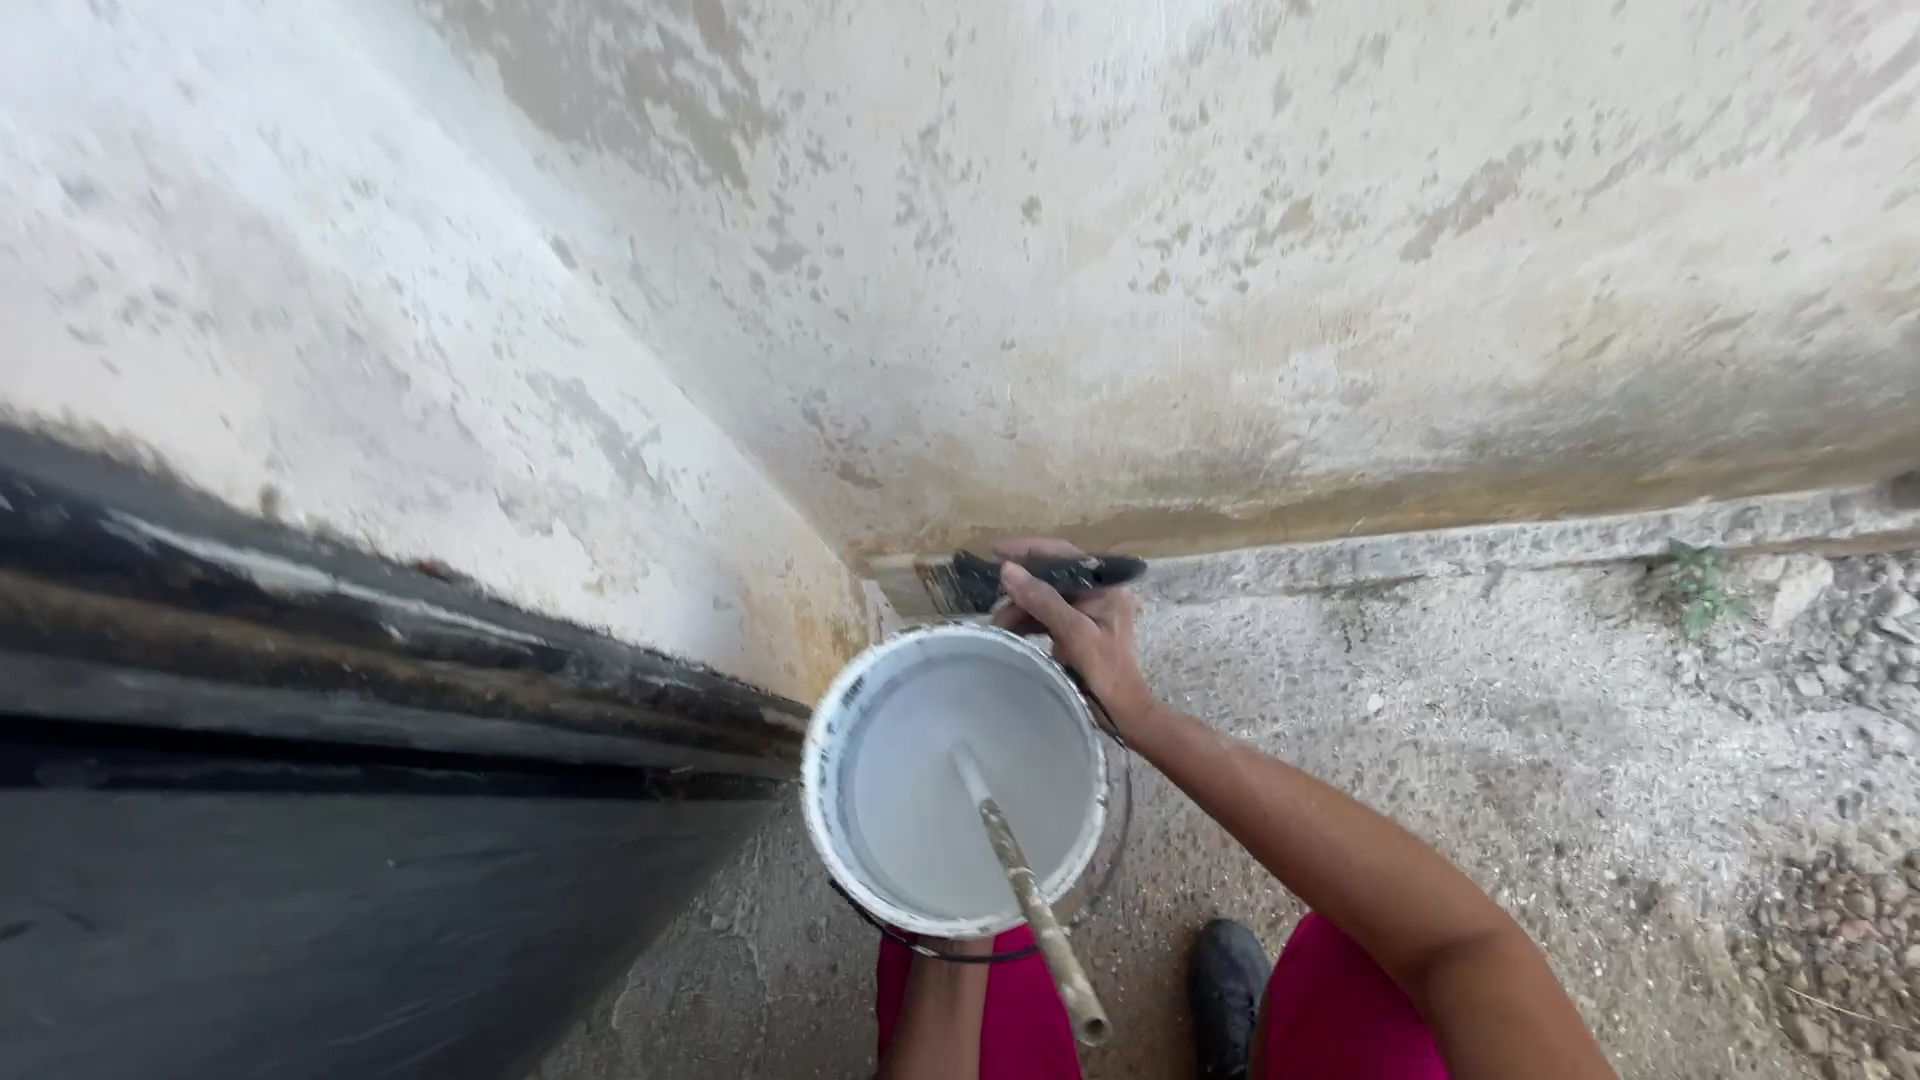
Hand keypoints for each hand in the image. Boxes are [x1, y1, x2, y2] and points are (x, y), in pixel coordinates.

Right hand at [989, 539, 1155, 727]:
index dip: (1030, 550)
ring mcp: (1085, 611)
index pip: (1065, 555)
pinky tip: (1009, 632)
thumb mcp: (1074, 632)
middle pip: (1050, 578)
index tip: (997, 551)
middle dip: (1021, 589)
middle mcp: (1096, 593)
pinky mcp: (1075, 629)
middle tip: (993, 598)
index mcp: (1105, 586)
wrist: (1122, 710)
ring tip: (998, 625)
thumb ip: (1043, 600)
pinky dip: (1026, 622)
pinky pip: (1045, 617)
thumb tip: (1008, 570)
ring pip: (1044, 598)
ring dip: (1019, 609)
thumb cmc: (1107, 670)